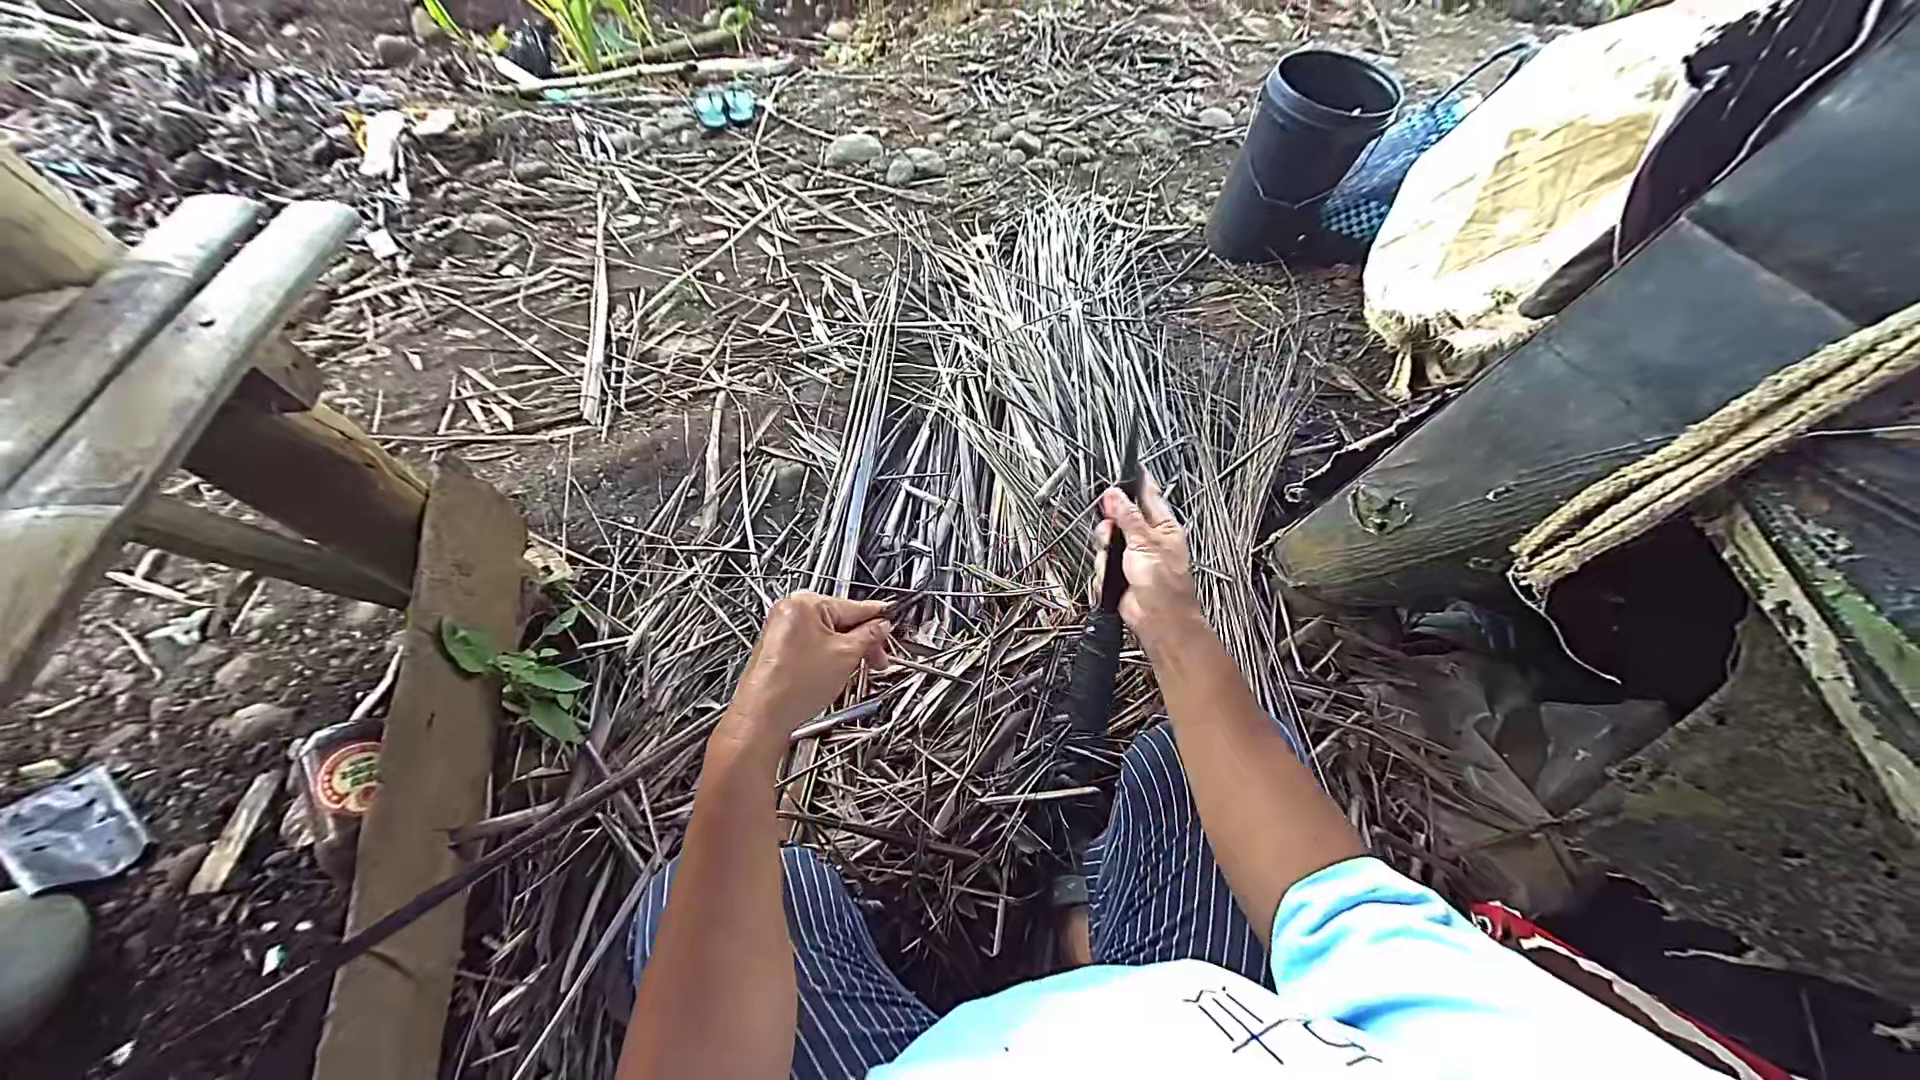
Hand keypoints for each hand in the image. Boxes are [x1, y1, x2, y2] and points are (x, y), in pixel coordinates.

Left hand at [719, 591, 890, 750]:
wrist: (762, 716)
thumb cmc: (791, 686)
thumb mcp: (846, 655)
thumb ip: (870, 635)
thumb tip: (881, 626)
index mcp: (806, 603)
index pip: (855, 605)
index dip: (879, 617)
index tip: (893, 622)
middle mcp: (791, 610)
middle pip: (842, 619)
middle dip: (863, 639)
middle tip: (878, 656)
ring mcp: (783, 628)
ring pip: (829, 632)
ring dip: (848, 649)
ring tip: (857, 667)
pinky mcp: (780, 646)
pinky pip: (815, 642)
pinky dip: (830, 655)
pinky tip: (836, 671)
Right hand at [1094, 473, 1204, 654]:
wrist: (1159, 621)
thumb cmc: (1166, 586)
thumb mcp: (1144, 543)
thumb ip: (1126, 517)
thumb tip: (1114, 494)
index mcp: (1162, 525)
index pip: (1146, 493)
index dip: (1132, 481)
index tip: (1121, 468)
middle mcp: (1148, 538)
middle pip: (1119, 517)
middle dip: (1110, 525)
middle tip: (1109, 531)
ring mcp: (1133, 555)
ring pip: (1107, 541)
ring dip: (1105, 551)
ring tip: (1112, 560)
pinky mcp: (1120, 573)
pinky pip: (1103, 563)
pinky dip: (1103, 570)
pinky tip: (1111, 576)